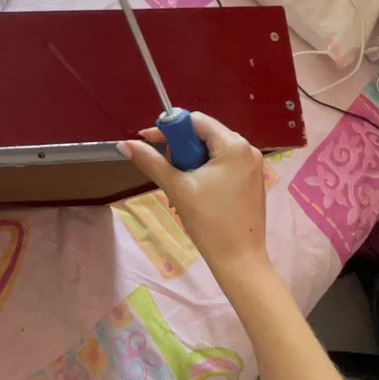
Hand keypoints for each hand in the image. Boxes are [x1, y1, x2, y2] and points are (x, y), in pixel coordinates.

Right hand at [119, 112, 269, 271]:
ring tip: (179, 186)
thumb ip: (151, 162)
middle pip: (204, 134)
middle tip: (167, 170)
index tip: (148, 142)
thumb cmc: (209, 221)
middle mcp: (248, 149)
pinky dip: (205, 171)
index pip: (195, 120)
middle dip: (180, 149)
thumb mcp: (176, 187)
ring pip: (212, 150)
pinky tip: (196, 192)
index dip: (169, 128)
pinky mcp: (252, 181)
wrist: (239, 259)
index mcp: (233, 146)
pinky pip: (223, 164)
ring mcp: (252, 166)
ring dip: (190, 162)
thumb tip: (125, 145)